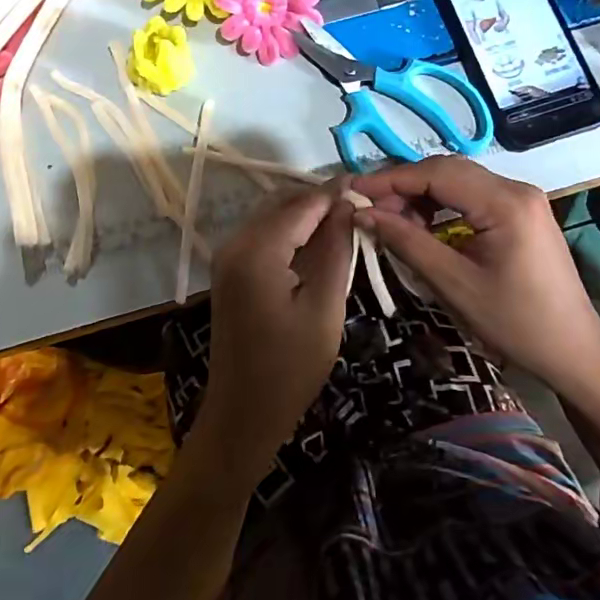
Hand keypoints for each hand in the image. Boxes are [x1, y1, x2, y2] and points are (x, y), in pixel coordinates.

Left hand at [199, 186, 354, 461]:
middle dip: (321, 200)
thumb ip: (336, 249)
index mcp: (257, 250)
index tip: (371, 186)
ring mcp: (228, 258)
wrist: (244, 413)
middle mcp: (235, 243)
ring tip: (348, 222)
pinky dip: (292, 232)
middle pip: (283, 203)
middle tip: (363, 206)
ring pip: (273, 217)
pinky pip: (264, 236)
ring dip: (307, 215)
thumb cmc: (290, 367)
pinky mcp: (230, 272)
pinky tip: (319, 243)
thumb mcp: (325, 307)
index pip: (303, 204)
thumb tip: (349, 206)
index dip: (337, 192)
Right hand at [350, 157, 599, 385]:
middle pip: (449, 171)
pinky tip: (422, 227)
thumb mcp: (455, 284)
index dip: (391, 179)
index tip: (354, 192)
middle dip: (404, 186)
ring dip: (423, 196)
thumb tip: (365, 214)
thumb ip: (408, 242)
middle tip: (368, 210)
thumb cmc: (516, 323)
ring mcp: (523, 199)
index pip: (437, 173)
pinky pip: (474, 198)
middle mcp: (517, 188)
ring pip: (460, 182)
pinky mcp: (523, 214)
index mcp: (505, 202)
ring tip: (390, 221)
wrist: (573, 350)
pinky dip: (444, 207)